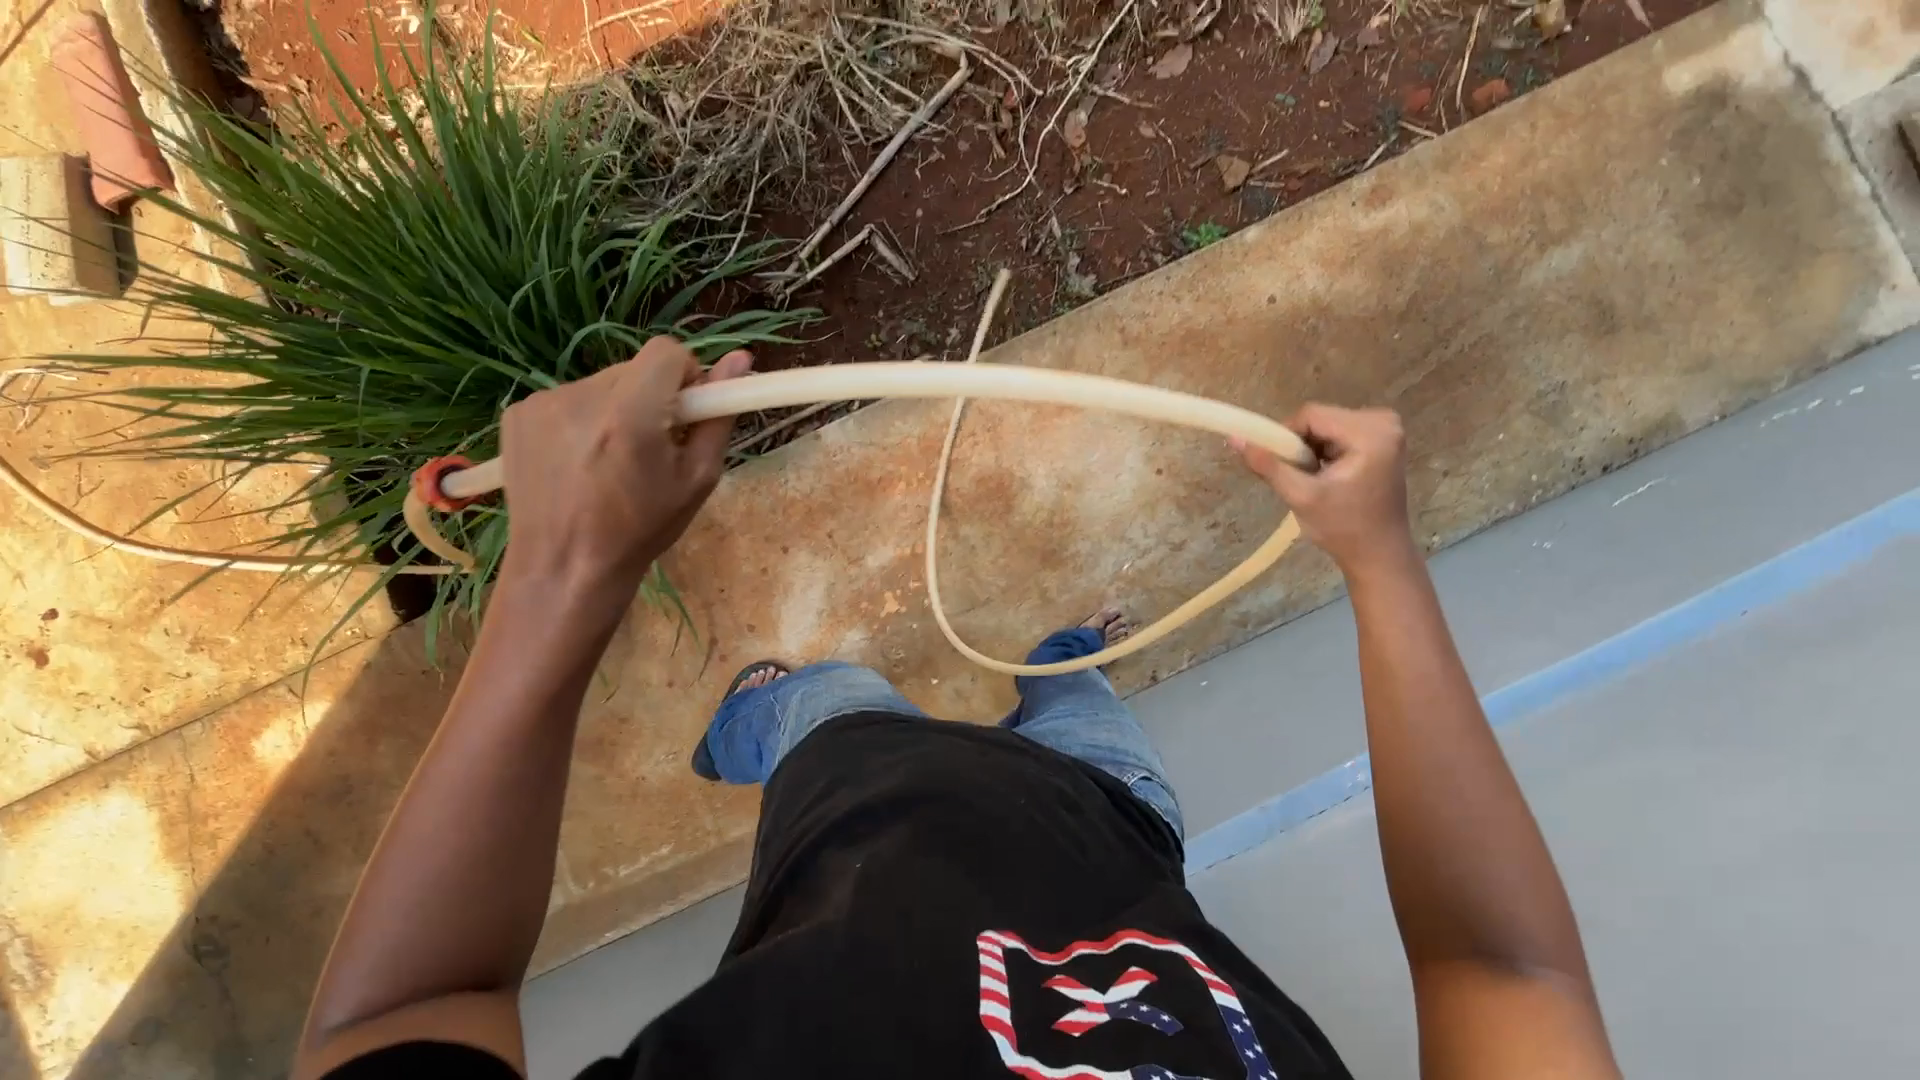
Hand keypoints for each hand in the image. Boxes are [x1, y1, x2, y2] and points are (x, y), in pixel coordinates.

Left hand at [499, 337, 750, 595]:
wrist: (565, 568)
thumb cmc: (641, 529)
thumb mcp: (696, 479)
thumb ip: (718, 417)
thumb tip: (740, 361)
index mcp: (631, 413)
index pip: (667, 351)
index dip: (686, 376)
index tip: (686, 413)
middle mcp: (582, 396)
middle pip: (634, 369)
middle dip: (651, 397)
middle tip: (652, 446)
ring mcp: (543, 403)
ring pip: (601, 384)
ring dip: (616, 409)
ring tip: (611, 460)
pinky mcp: (517, 414)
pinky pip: (568, 399)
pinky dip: (582, 420)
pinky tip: (580, 463)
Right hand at [1232, 404, 1416, 575]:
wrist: (1378, 553)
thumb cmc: (1343, 528)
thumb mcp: (1301, 496)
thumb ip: (1268, 465)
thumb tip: (1235, 438)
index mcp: (1370, 432)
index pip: (1311, 415)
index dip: (1285, 435)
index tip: (1275, 464)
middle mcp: (1383, 421)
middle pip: (1320, 419)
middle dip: (1299, 445)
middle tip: (1295, 477)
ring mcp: (1385, 429)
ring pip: (1325, 426)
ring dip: (1309, 449)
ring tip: (1310, 480)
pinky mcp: (1381, 440)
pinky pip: (1338, 434)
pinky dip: (1323, 452)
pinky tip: (1324, 476)